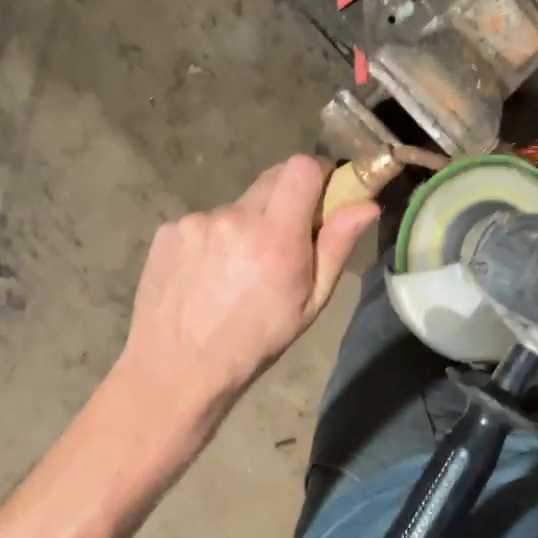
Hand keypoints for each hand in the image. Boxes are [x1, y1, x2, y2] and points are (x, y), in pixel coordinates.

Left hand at [110, 154, 378, 416]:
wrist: (176, 370)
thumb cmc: (256, 341)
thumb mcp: (310, 302)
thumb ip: (337, 246)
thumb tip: (368, 204)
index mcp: (276, 236)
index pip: (301, 167)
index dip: (317, 173)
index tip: (323, 194)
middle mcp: (235, 218)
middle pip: (273, 177)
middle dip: (287, 198)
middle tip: (285, 237)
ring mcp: (197, 221)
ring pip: (238, 204)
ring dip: (248, 224)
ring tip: (238, 269)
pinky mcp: (168, 230)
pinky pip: (206, 221)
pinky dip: (214, 239)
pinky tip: (208, 274)